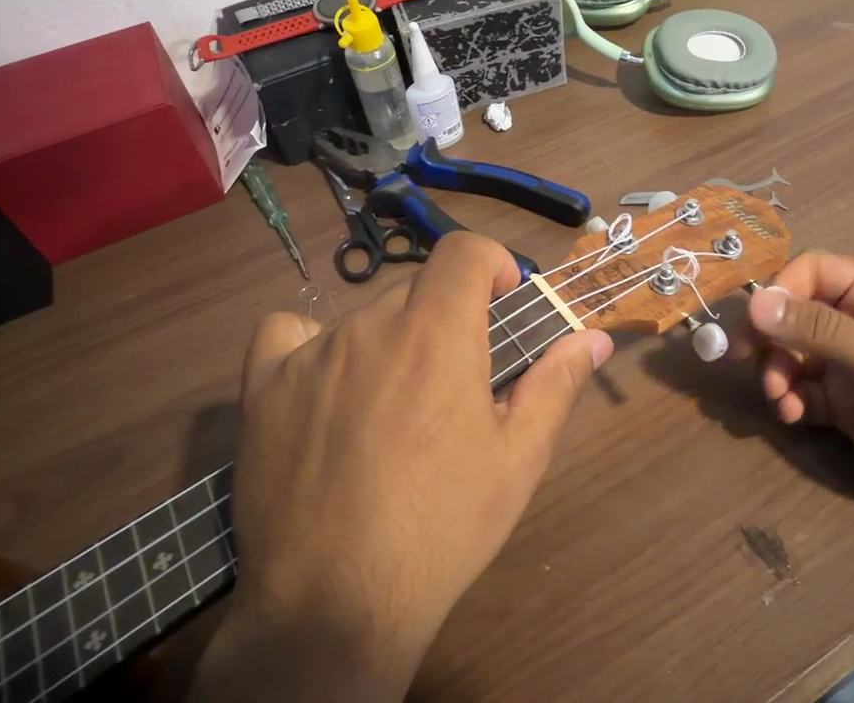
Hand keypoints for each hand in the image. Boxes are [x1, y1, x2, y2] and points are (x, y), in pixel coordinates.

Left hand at [196, 234, 613, 701]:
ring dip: (387, 344)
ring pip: (362, 319)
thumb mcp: (517, 461)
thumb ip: (555, 385)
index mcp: (437, 335)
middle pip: (417, 291)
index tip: (501, 302)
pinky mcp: (261, 385)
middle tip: (451, 386)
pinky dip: (311, 346)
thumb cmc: (441, 529)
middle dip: (443, 321)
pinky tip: (323, 391)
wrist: (334, 603)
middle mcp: (370, 326)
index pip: (464, 250)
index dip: (492, 263)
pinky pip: (288, 334)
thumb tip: (592, 337)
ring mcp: (309, 353)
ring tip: (389, 414)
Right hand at [740, 251, 853, 531]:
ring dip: (776, 372)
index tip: (758, 320)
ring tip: (779, 400)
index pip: (817, 271)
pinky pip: (804, 394)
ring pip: (794, 355)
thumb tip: (755, 303)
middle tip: (740, 359)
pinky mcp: (849, 412)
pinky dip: (789, 401)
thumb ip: (822, 331)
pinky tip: (790, 415)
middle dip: (770, 335)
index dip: (783, 288)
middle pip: (797, 314)